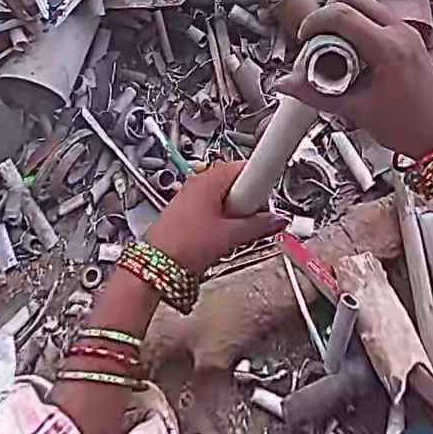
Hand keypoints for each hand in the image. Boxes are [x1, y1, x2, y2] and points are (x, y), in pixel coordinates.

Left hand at [143, 161, 287, 274]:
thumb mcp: (229, 235)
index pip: (247, 165)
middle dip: (249, 200)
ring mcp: (193, 195)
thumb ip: (259, 225)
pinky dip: (223, 218)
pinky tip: (221, 236)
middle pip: (238, 181)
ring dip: (236, 211)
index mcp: (211, 178)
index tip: (271, 194)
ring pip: (227, 195)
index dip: (262, 180)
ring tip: (233, 232)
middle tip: (251, 220)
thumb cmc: (184, 245)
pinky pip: (215, 206)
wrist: (154, 268)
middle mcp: (201, 181)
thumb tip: (278, 220)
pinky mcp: (188, 210)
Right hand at [278, 0, 432, 159]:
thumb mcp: (355, 110)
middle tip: (314, 38)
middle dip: (327, 14)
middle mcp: (400, 33)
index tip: (304, 36)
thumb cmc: (410, 126)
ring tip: (331, 46)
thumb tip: (288, 85)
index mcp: (388, 48)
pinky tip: (349, 51)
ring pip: (365, 4)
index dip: (315, 21)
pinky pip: (376, 17)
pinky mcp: (408, 37)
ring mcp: (406, 32)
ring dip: (342, 18)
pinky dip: (357, 25)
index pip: (342, 15)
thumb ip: (316, 94)